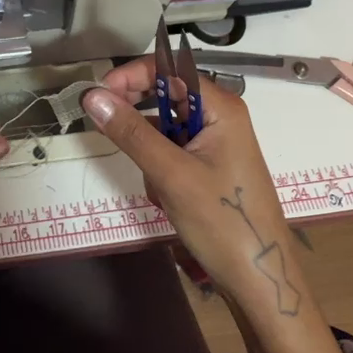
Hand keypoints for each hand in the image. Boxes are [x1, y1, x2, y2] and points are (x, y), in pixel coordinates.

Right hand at [81, 62, 302, 318]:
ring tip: (153, 182)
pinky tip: (163, 194)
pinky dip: (161, 166)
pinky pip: (175, 150)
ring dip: (150, 148)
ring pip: (167, 126)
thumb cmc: (222, 221)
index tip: (100, 95)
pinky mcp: (212, 167)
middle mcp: (221, 117)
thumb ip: (130, 131)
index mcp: (221, 107)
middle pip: (167, 94)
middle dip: (139, 114)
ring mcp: (217, 143)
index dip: (132, 76)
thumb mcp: (170, 174)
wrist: (261, 282)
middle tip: (110, 130)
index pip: (169, 69)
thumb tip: (92, 95)